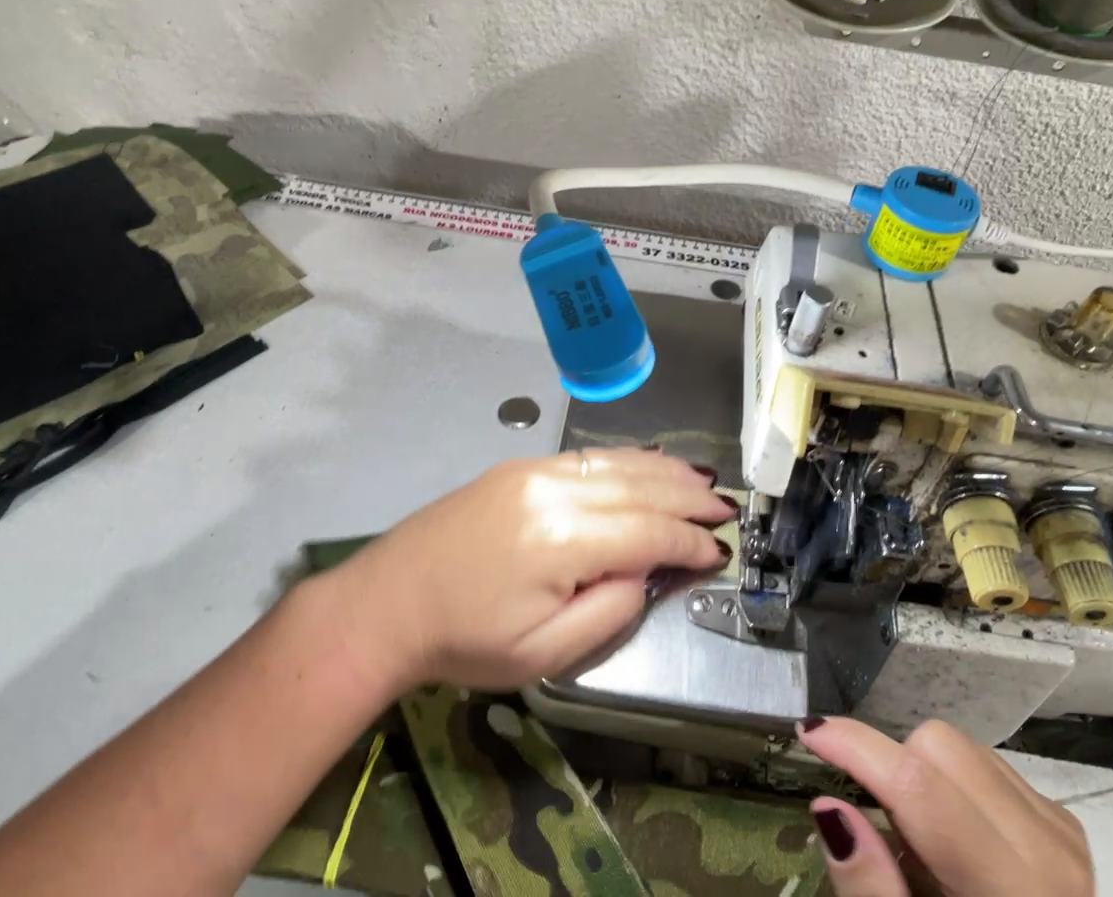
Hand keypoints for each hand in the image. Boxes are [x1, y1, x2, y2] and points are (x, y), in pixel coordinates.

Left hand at [331, 449, 733, 690]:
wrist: (386, 605)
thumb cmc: (464, 641)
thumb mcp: (543, 652)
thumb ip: (609, 610)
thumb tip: (646, 570)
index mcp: (561, 540)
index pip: (647, 532)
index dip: (688, 542)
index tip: (719, 553)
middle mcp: (552, 492)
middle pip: (638, 487)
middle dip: (688, 497)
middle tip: (726, 508)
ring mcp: (531, 472)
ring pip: (615, 463)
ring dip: (663, 471)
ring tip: (700, 480)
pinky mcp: (516, 469)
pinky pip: (586, 459)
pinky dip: (626, 461)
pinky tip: (646, 466)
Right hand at [798, 717, 1093, 896]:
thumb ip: (870, 888)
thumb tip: (827, 806)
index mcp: (1010, 888)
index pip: (923, 788)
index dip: (860, 750)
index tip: (808, 732)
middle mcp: (1043, 845)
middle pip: (940, 747)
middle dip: (893, 766)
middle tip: (880, 826)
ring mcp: (1058, 829)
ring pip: (962, 745)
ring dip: (921, 771)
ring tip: (919, 839)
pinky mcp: (1062, 821)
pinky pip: (986, 762)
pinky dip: (951, 781)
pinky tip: (954, 836)